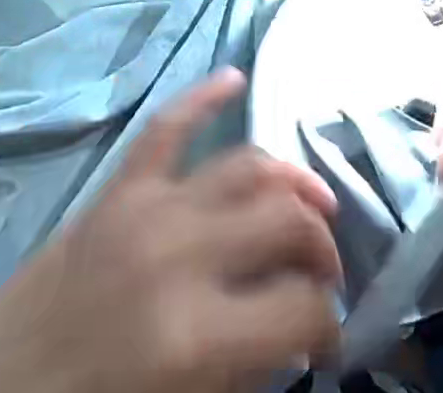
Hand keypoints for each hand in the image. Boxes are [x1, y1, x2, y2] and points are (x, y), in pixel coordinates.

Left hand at [0, 69, 342, 392]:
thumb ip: (245, 370)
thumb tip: (295, 333)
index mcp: (194, 337)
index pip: (301, 308)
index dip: (328, 323)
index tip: (327, 337)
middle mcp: (180, 255)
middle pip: (285, 220)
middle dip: (321, 247)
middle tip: (323, 274)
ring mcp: (145, 210)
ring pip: (245, 166)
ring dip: (290, 180)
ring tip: (309, 204)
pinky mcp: (114, 192)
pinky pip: (165, 128)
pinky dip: (202, 98)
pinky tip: (234, 79)